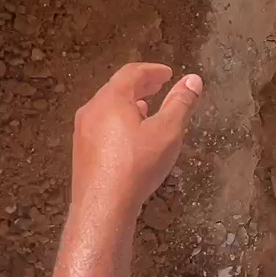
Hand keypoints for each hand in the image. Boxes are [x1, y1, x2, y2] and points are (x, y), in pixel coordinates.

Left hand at [70, 63, 202, 223]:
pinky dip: (119, 120)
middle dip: (140, 85)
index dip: (152, 70)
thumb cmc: (137, 165)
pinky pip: (102, 125)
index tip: (168, 73)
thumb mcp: (168, 131)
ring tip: (147, 108)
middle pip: (117, 88)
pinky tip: (131, 136)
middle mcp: (92, 110)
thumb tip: (193, 80)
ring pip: (108, 108)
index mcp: (111, 99)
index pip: (131, 73)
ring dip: (129, 103)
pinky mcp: (82, 151)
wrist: (103, 206)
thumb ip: (181, 103)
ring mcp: (83, 131)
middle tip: (159, 85)